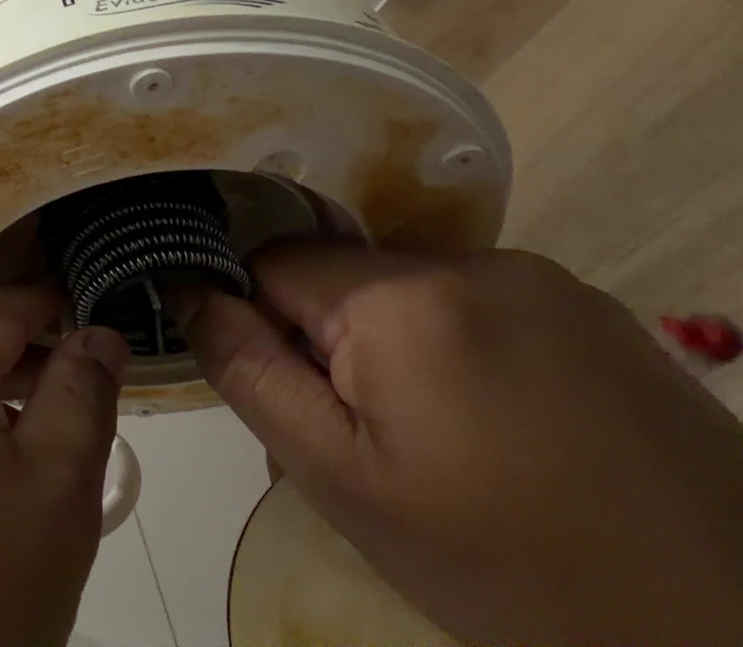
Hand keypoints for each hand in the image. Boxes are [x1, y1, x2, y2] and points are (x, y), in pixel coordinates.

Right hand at [177, 244, 742, 645]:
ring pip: (401, 292)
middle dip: (321, 342)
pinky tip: (491, 427)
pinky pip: (472, 307)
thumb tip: (182, 285)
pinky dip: (450, 351)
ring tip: (428, 441)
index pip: (267, 262)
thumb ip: (243, 367)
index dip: (255, 322)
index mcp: (403, 297)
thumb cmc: (498, 561)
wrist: (720, 632)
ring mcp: (548, 281)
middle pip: (338, 276)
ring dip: (385, 348)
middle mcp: (476, 261)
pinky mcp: (596, 312)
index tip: (285, 396)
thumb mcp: (336, 475)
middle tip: (355, 439)